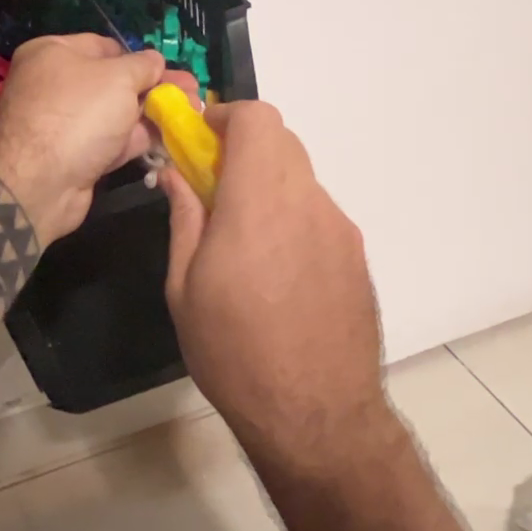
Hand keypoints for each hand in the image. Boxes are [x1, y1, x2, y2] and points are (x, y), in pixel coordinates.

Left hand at [0, 34, 191, 240]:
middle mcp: (54, 85)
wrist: (40, 183)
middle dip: (154, 88)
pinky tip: (171, 141)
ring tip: (191, 115)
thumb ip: (143, 66)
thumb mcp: (118, 78)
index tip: (168, 69)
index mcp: (53, 53)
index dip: (138, 57)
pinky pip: (110, 143)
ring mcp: (63, 124)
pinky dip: (137, 141)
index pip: (104, 47)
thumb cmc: (78, 113)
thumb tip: (155, 61)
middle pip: (113, 82)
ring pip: (115, 114)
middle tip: (192, 93)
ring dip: (152, 116)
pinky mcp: (74, 157)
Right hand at [158, 101, 387, 461]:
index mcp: (258, 203)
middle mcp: (306, 203)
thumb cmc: (234, 352)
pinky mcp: (355, 254)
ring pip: (300, 176)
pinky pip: (317, 212)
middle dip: (242, 147)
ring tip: (242, 237)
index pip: (257, 119)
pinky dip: (290, 213)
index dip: (225, 115)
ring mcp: (339, 228)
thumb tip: (176, 174)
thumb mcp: (184, 288)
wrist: (316, 415)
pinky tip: (274, 267)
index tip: (198, 138)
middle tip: (212, 185)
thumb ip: (184, 218)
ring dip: (267, 182)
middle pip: (281, 140)